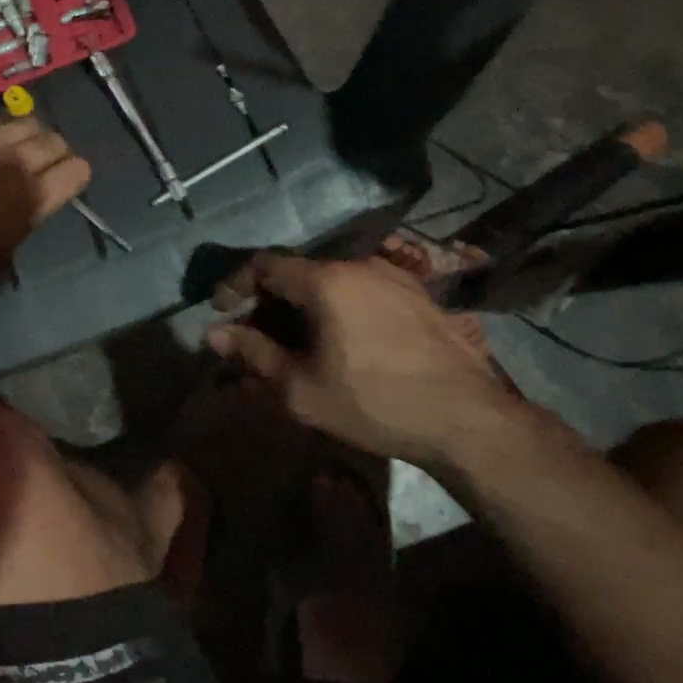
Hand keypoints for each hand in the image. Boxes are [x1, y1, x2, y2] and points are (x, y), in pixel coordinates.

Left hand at [0, 117, 90, 294]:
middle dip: (55, 153)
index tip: (66, 183)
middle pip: (54, 141)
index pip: (77, 170)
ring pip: (23, 122)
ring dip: (27, 136)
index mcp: (33, 197)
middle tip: (44, 166)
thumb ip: (24, 223)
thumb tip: (26, 212)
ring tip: (17, 149)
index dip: (75, 176)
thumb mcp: (0, 256)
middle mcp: (16, 162)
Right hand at [207, 253, 523, 465]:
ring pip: (332, 281)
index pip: (264, 264)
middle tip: (257, 337)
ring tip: (298, 344)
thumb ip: (254, 355)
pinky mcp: (418, 296)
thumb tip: (214, 333)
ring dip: (306, 306)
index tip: (221, 311)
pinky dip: (339, 308)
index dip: (235, 285)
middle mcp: (358, 265)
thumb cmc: (375, 403)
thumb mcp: (301, 389)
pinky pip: (363, 291)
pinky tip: (343, 343)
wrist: (468, 418)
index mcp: (325, 280)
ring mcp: (394, 277)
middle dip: (270, 301)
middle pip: (299, 272)